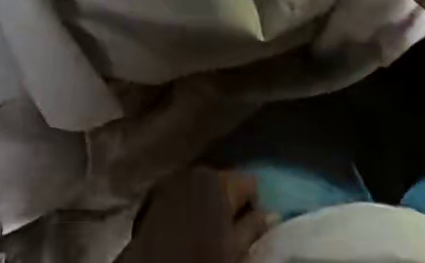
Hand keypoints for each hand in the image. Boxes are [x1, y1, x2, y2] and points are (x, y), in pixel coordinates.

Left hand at [119, 168, 274, 262]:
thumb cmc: (201, 260)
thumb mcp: (235, 252)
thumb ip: (253, 229)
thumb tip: (271, 215)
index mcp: (219, 182)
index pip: (250, 183)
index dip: (254, 205)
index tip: (252, 229)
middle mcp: (195, 171)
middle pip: (223, 181)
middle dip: (228, 202)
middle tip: (229, 232)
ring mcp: (171, 179)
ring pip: (200, 186)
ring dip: (206, 202)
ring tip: (207, 230)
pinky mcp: (152, 194)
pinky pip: (179, 193)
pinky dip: (186, 205)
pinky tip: (185, 227)